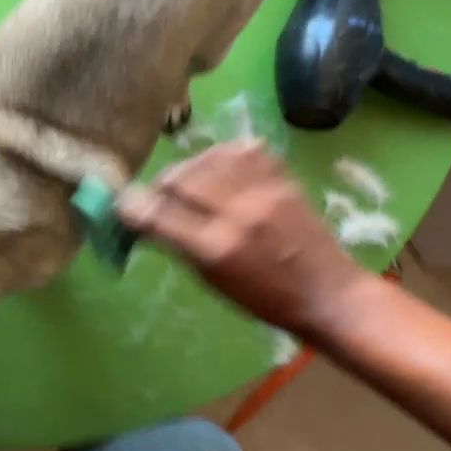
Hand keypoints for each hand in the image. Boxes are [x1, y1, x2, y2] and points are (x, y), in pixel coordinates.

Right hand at [116, 142, 375, 338]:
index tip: (121, 206)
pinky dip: (224, 156)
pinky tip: (220, 170)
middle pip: (178, 179)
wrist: (329, 294)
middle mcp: (238, 214)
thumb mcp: (210, 280)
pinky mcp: (284, 180)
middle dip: (159, 186)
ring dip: (189, 168)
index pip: (158, 215)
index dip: (132, 206)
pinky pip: (244, 151)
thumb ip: (176, 244)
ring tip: (189, 183)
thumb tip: (142, 217)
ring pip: (207, 158)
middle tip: (157, 198)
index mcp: (215, 248)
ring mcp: (265, 192)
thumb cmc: (263, 299)